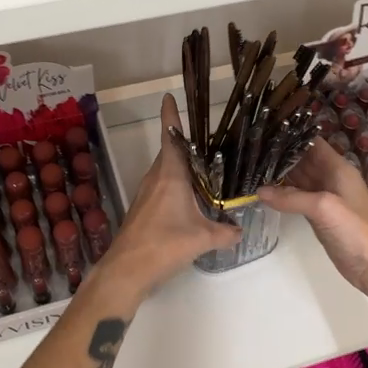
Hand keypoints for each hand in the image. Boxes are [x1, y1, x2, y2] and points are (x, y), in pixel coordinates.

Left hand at [97, 96, 240, 292]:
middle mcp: (156, 178)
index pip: (171, 137)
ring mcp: (147, 194)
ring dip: (182, 166)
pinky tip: (192, 197)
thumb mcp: (202, 239)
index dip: (170, 116)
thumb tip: (240, 230)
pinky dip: (177, 184)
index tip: (168, 97)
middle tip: (211, 139)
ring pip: (167, 171)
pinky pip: (163, 186)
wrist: (126, 271)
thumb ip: (225, 232)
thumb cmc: (163, 245)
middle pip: (171, 153)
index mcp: (170, 175)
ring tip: (207, 167)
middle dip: (187, 144)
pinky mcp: (144, 209)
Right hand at [259, 139, 367, 302]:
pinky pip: (299, 198)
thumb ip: (292, 198)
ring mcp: (326, 198)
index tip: (264, 131)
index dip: (292, 135)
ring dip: (279, 174)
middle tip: (250, 150)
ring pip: (300, 179)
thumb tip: (260, 191)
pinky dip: (284, 194)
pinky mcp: (320, 216)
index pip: (313, 143)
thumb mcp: (324, 208)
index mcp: (338, 169)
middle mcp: (332, 179)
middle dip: (280, 154)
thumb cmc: (356, 231)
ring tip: (251, 166)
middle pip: (304, 160)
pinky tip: (264, 192)